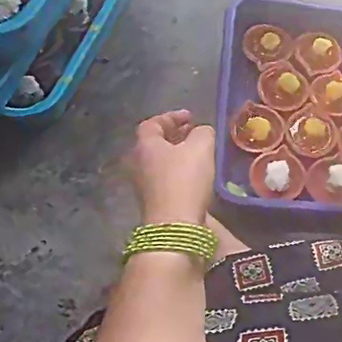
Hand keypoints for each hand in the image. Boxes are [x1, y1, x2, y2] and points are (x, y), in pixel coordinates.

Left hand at [129, 109, 215, 225]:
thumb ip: (203, 133)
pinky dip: (176, 171)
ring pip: (158, 161)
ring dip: (176, 154)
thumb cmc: (185, 179)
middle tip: (193, 133)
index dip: (172, 117)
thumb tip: (201, 132)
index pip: (153, 123)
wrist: (175, 224)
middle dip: (174, 136)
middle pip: (154, 142)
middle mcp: (138, 161)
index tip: (190, 117)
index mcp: (145, 144)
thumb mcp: (201, 148)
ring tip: (196, 153)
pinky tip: (193, 174)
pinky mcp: (152, 200)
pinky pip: (163, 177)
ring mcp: (142, 183)